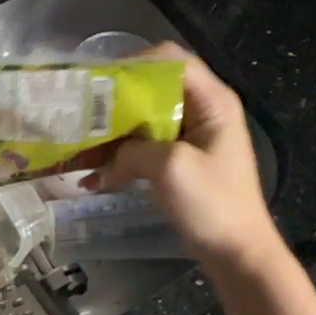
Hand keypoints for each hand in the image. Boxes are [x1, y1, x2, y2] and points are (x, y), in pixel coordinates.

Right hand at [86, 43, 281, 269]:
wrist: (236, 253)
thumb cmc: (212, 205)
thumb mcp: (170, 168)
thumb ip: (134, 150)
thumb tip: (108, 157)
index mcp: (211, 101)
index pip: (169, 61)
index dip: (132, 66)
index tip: (97, 87)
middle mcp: (201, 112)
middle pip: (151, 92)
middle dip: (114, 106)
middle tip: (79, 120)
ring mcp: (190, 140)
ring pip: (143, 124)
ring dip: (112, 138)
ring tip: (79, 154)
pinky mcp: (179, 165)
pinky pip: (143, 151)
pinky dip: (119, 161)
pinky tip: (94, 179)